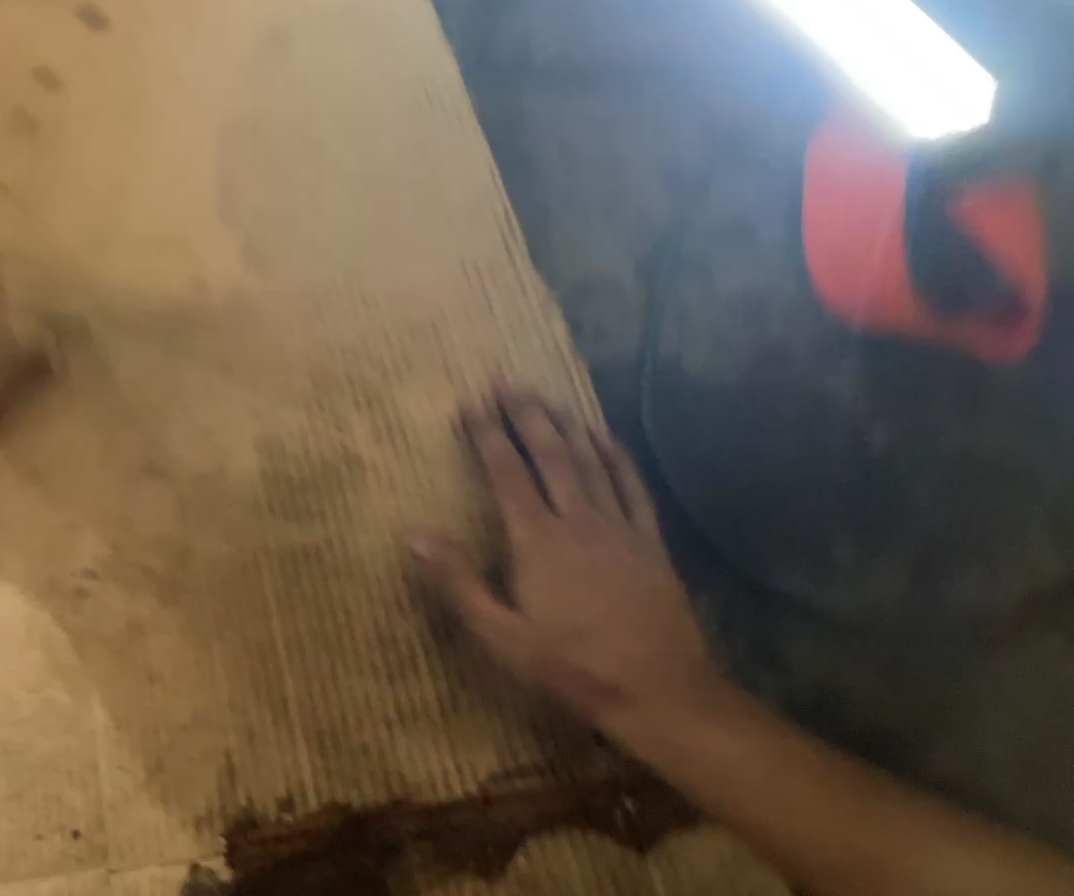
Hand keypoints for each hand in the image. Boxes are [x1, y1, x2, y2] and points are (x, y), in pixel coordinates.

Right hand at [410, 383, 722, 735]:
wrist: (660, 693)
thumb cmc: (571, 665)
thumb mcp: (501, 635)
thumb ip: (457, 581)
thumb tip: (413, 533)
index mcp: (537, 540)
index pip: (506, 473)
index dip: (486, 435)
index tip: (470, 404)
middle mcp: (577, 520)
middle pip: (548, 454)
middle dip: (525, 414)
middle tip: (507, 380)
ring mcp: (618, 527)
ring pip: (588, 462)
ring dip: (565, 424)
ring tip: (547, 395)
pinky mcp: (649, 541)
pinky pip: (631, 486)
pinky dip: (615, 456)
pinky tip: (604, 436)